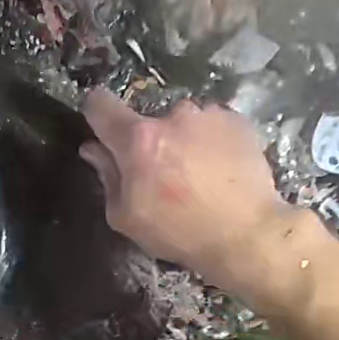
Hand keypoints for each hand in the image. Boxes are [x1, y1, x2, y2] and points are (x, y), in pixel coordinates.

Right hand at [80, 89, 295, 293]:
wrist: (245, 234)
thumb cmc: (178, 232)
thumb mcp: (126, 217)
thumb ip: (107, 177)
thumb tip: (93, 149)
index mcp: (138, 139)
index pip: (100, 105)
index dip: (96, 116)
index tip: (102, 132)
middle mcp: (172, 115)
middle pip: (147, 121)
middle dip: (149, 143)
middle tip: (163, 177)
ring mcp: (208, 114)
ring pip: (182, 123)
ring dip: (182, 141)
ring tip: (198, 176)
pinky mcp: (237, 121)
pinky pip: (211, 126)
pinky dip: (210, 143)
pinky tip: (220, 171)